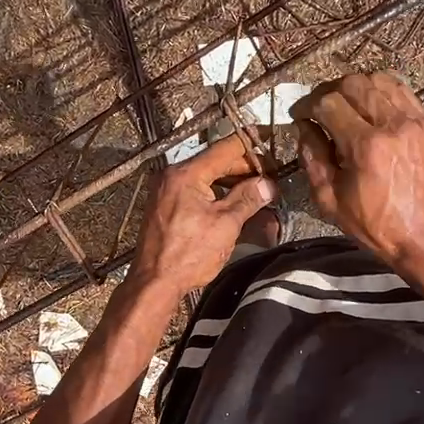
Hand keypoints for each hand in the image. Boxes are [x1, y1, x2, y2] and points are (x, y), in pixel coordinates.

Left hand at [130, 136, 273, 298]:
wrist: (154, 282)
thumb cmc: (188, 255)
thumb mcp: (225, 225)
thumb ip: (248, 199)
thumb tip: (268, 185)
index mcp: (185, 174)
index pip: (225, 149)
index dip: (251, 145)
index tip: (269, 141)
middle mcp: (171, 176)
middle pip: (214, 163)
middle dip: (243, 170)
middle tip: (268, 178)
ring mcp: (165, 192)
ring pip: (205, 179)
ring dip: (230, 185)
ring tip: (256, 195)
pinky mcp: (164, 207)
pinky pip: (194, 193)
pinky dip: (214, 196)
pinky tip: (232, 207)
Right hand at [293, 73, 423, 267]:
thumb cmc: (374, 224)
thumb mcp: (329, 200)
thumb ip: (312, 159)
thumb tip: (303, 127)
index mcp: (365, 146)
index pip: (328, 103)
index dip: (307, 105)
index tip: (299, 116)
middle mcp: (392, 124)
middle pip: (352, 83)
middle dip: (328, 92)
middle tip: (318, 109)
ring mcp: (414, 120)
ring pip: (378, 79)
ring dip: (355, 87)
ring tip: (344, 105)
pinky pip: (401, 89)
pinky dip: (379, 91)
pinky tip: (369, 107)